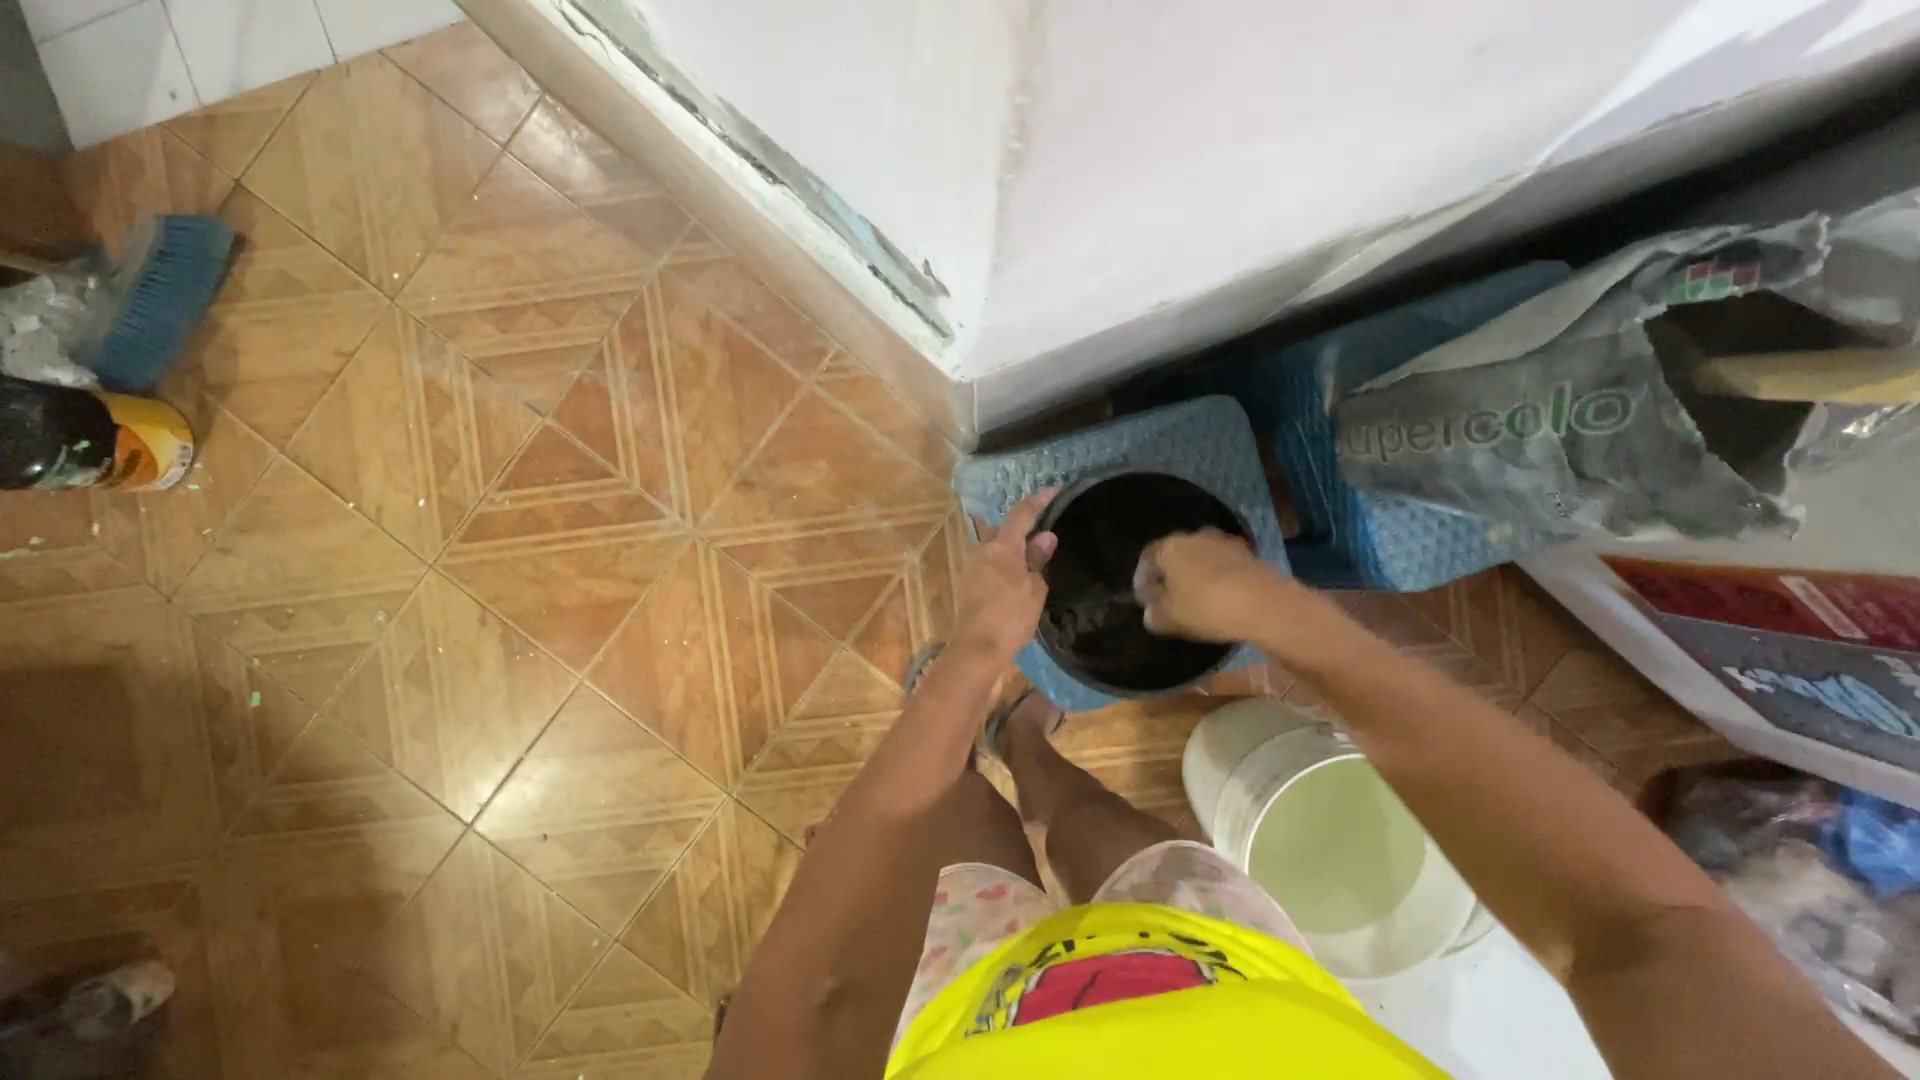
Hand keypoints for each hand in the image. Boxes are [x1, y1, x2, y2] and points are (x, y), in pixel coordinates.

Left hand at [951, 490, 1058, 662]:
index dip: (1039, 500)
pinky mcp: (967, 585)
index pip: (1022, 513)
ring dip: (1013, 548)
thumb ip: (1037, 560)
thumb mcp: (1033, 588)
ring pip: (996, 548)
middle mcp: (982, 550)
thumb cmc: (1010, 617)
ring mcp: (971, 567)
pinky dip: (1004, 564)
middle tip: (1045, 530)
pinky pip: (990, 565)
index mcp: (1002, 546)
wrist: (976, 649)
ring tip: (1034, 557)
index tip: (1054, 490)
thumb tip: (1045, 537)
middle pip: (1005, 530)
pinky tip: (1016, 576)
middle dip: (1024, 527)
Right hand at [1133, 529, 1280, 642]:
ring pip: (1202, 558)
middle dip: (1170, 575)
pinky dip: (1219, 577)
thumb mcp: (1169, 619)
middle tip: (1170, 598)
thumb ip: (1153, 614)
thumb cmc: (1206, 607)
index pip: (1147, 558)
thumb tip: (1151, 611)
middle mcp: (1195, 536)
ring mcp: (1225, 542)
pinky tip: (1222, 596)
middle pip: (1176, 554)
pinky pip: (1224, 565)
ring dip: (1197, 574)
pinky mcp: (1249, 553)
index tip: (1144, 599)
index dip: (1142, 579)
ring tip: (1198, 598)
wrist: (1265, 603)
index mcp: (1169, 547)